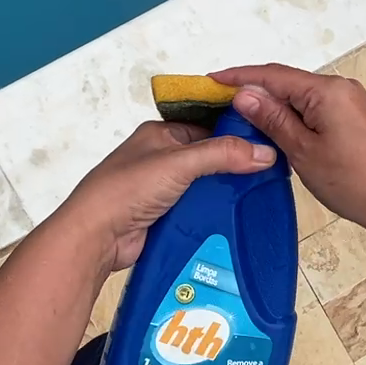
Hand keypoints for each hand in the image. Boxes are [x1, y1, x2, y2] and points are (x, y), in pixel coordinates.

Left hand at [51, 120, 276, 274]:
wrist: (96, 236)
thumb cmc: (127, 189)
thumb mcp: (179, 163)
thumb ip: (222, 154)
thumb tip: (265, 153)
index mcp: (160, 135)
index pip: (206, 128)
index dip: (234, 134)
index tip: (267, 144)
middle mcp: (160, 159)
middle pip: (207, 159)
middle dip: (233, 167)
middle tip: (269, 176)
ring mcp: (161, 190)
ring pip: (203, 187)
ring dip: (224, 194)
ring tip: (260, 198)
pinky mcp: (164, 216)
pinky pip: (196, 210)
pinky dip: (213, 214)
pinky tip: (237, 219)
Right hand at [212, 63, 365, 237]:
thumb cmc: (351, 180)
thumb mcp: (303, 151)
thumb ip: (273, 119)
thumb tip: (244, 93)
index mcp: (327, 90)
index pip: (274, 75)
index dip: (240, 76)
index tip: (211, 80)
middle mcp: (340, 87)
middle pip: (288, 82)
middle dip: (254, 90)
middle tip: (220, 104)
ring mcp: (350, 102)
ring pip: (301, 96)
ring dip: (273, 105)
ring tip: (241, 118)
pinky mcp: (355, 118)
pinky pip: (315, 108)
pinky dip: (292, 115)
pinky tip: (276, 129)